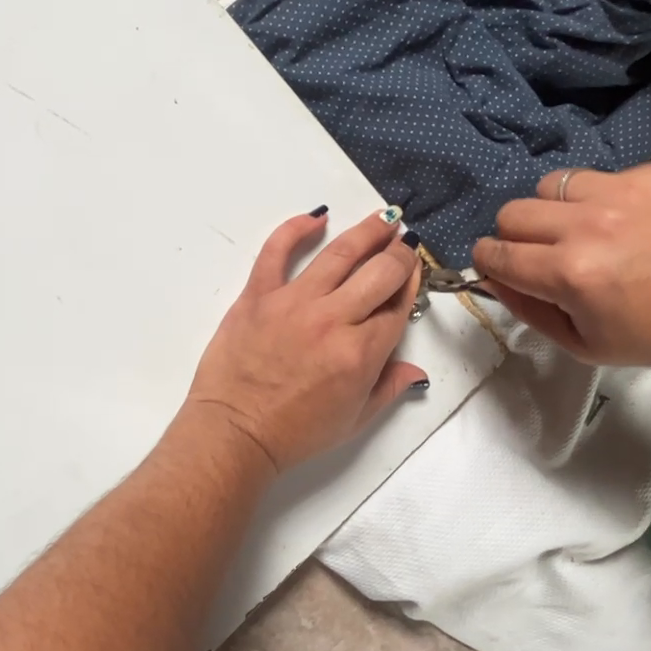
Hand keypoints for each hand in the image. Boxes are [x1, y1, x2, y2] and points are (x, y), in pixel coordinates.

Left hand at [184, 208, 427, 474]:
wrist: (235, 431)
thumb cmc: (295, 433)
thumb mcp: (353, 421)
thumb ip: (388, 389)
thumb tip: (416, 370)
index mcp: (361, 354)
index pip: (398, 306)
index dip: (411, 285)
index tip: (413, 271)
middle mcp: (333, 320)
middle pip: (379, 272)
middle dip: (399, 254)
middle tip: (403, 244)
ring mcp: (293, 303)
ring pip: (339, 254)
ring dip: (367, 231)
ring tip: (382, 218)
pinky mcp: (257, 295)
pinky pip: (276, 250)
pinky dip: (296, 229)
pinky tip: (316, 217)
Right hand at [471, 161, 650, 372]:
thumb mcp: (585, 345)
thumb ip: (528, 311)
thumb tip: (494, 278)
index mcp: (569, 273)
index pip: (494, 253)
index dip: (489, 262)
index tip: (502, 267)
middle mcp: (589, 224)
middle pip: (512, 212)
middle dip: (516, 236)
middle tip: (544, 254)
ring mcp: (625, 190)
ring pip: (552, 184)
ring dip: (556, 209)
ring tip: (586, 230)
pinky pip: (604, 177)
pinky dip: (607, 199)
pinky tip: (636, 223)